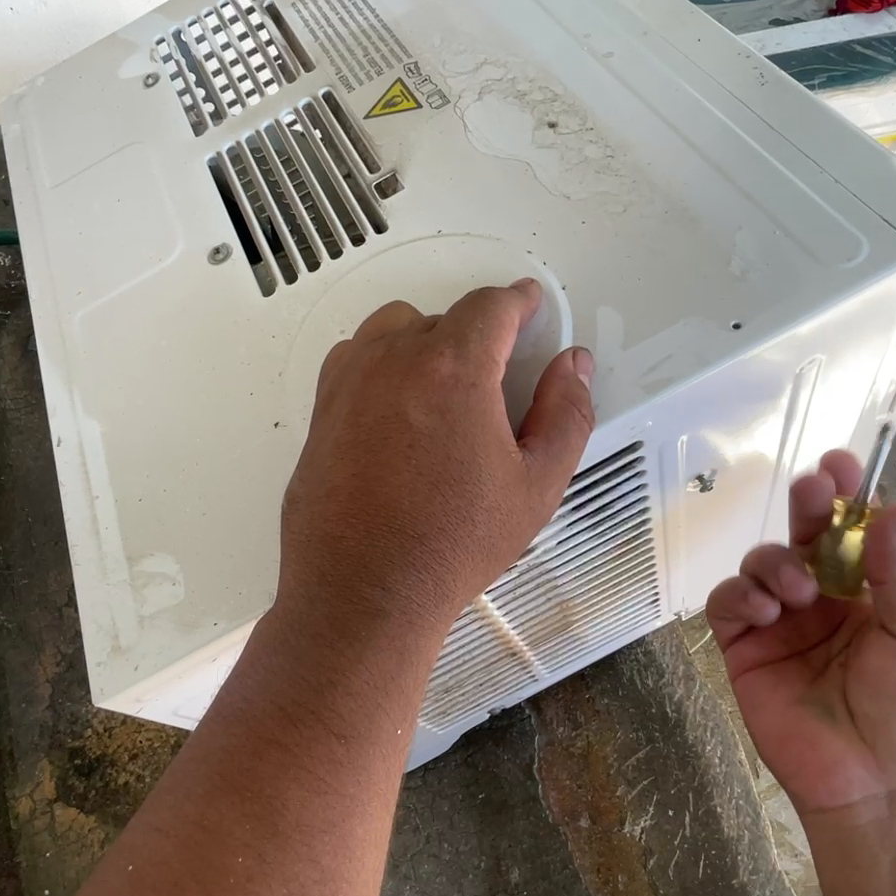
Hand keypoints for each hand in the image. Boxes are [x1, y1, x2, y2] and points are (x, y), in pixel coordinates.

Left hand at [276, 279, 595, 637]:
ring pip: (394, 331)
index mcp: (451, 370)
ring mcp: (348, 384)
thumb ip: (566, 414)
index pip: (491, 306)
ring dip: (426, 344)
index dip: (519, 302)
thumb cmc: (443, 547)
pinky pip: (356, 360)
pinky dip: (383, 366)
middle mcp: (392, 363)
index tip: (528, 305)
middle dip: (476, 337)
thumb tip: (573, 369)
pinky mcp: (322, 410)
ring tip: (447, 392)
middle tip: (495, 381)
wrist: (363, 593)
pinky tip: (401, 410)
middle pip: (444, 317)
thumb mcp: (536, 486)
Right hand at [706, 449, 895, 814]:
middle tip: (814, 489)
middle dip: (807, 507)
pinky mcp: (743, 648)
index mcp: (870, 596)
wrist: (879, 788)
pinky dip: (740, 594)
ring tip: (799, 591)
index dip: (846, 497)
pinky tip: (766, 609)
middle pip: (803, 538)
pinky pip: (727, 603)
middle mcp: (821, 602)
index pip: (853, 535)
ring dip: (776, 561)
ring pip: (761, 563)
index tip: (843, 464)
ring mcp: (779, 624)